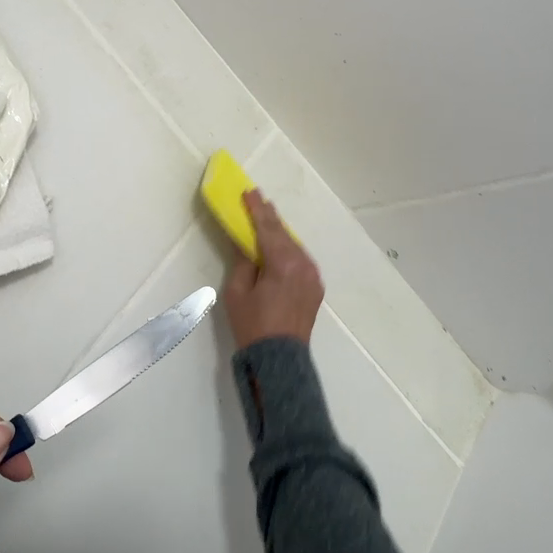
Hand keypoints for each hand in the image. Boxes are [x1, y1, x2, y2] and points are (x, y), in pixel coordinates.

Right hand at [223, 189, 323, 348]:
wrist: (280, 361)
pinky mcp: (314, 287)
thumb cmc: (252, 325)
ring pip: (293, 245)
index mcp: (283, 263)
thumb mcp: (237, 291)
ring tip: (265, 219)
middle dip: (269, 216)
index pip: (267, 228)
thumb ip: (243, 261)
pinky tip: (278, 245)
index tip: (248, 192)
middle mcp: (303, 265)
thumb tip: (246, 244)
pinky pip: (299, 259)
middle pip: (283, 233)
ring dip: (278, 232)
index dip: (256, 209)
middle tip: (256, 199)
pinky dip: (287, 248)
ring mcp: (312, 276)